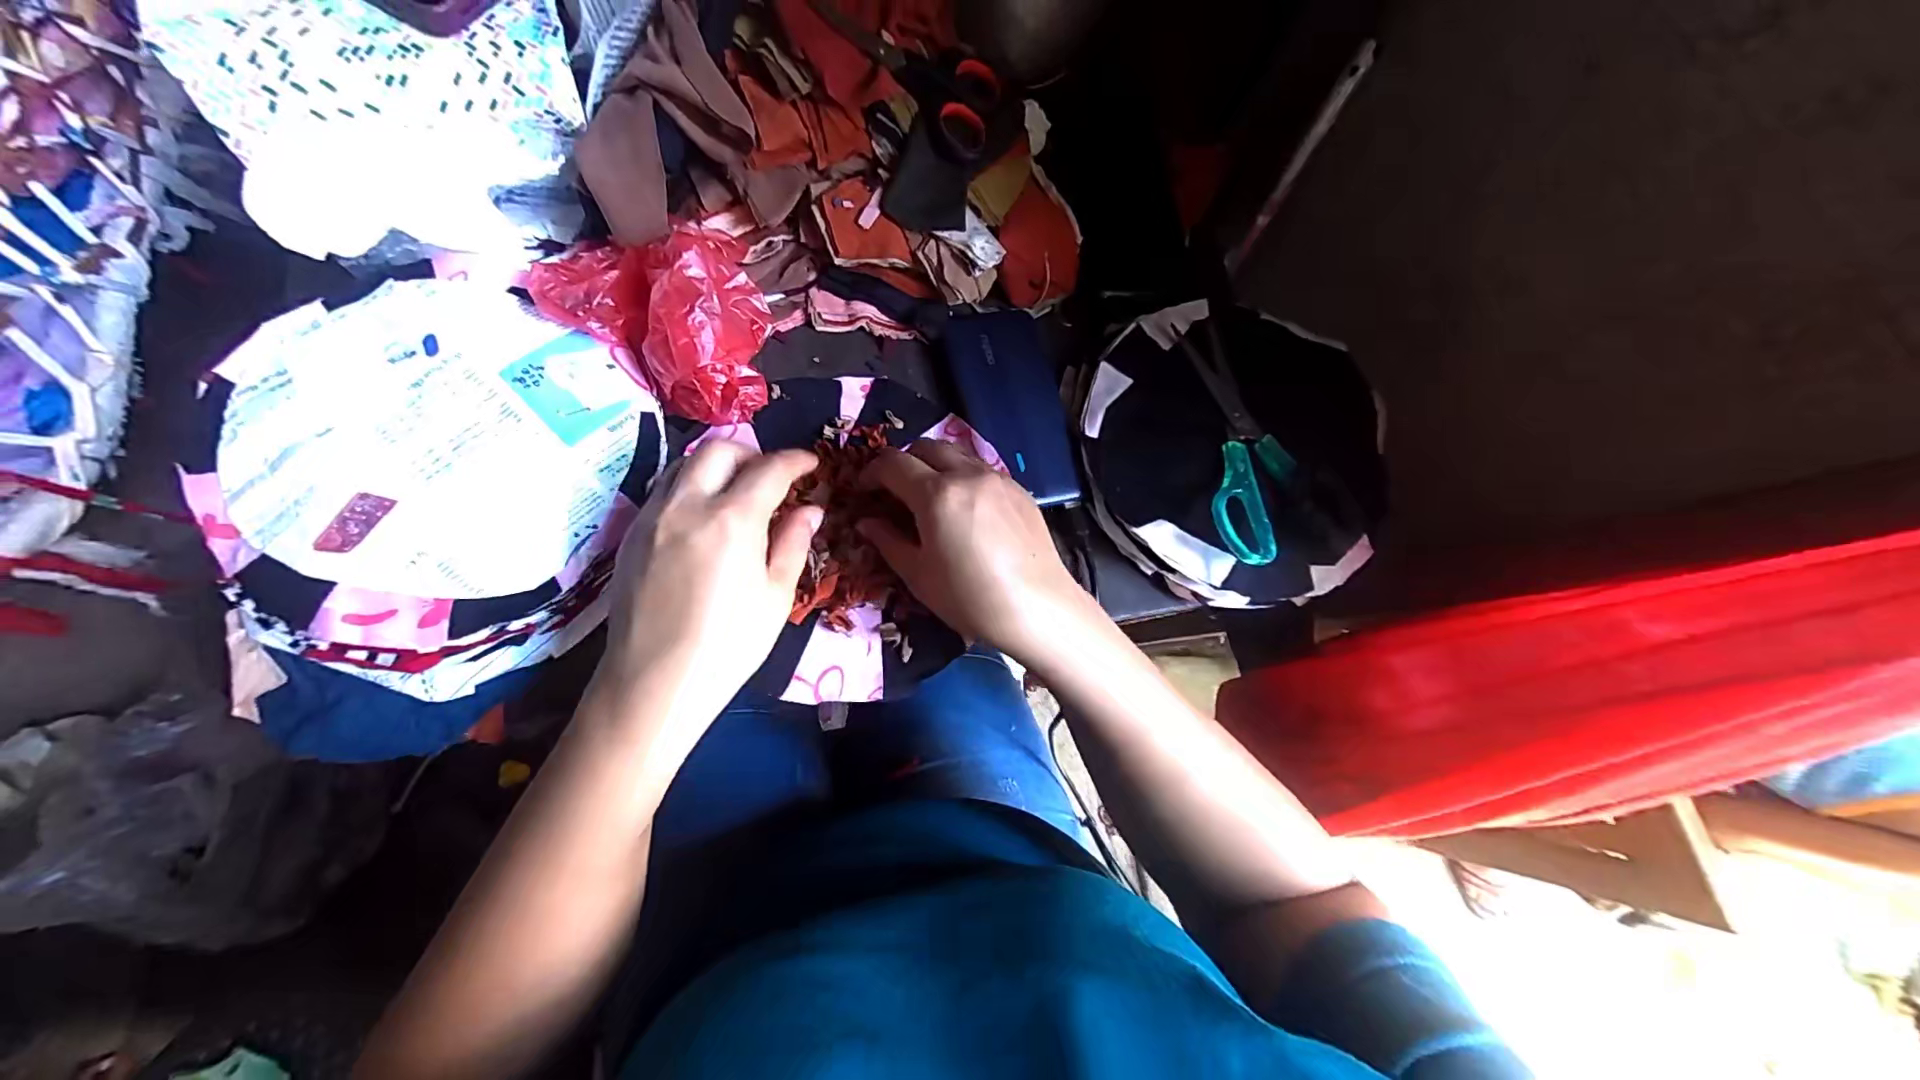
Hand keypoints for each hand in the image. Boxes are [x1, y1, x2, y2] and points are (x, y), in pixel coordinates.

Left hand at [601, 442, 820, 730]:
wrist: (654, 683)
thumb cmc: (728, 646)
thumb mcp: (776, 597)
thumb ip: (793, 543)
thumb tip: (810, 509)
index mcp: (732, 520)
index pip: (769, 469)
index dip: (795, 460)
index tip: (811, 463)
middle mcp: (687, 505)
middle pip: (720, 450)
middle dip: (752, 453)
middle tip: (772, 477)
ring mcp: (653, 517)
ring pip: (685, 464)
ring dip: (717, 465)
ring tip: (737, 491)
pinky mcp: (632, 535)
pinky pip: (664, 490)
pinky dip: (691, 485)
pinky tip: (704, 517)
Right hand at [858, 440, 1094, 665]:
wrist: (1038, 609)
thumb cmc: (969, 598)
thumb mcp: (918, 575)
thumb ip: (887, 541)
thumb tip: (867, 522)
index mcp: (936, 493)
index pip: (893, 463)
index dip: (871, 473)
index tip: (864, 491)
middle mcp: (967, 474)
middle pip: (925, 446)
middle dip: (903, 462)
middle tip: (894, 491)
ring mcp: (998, 479)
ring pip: (957, 454)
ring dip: (934, 465)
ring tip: (930, 497)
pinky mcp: (1020, 490)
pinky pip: (982, 470)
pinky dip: (963, 477)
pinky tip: (965, 509)